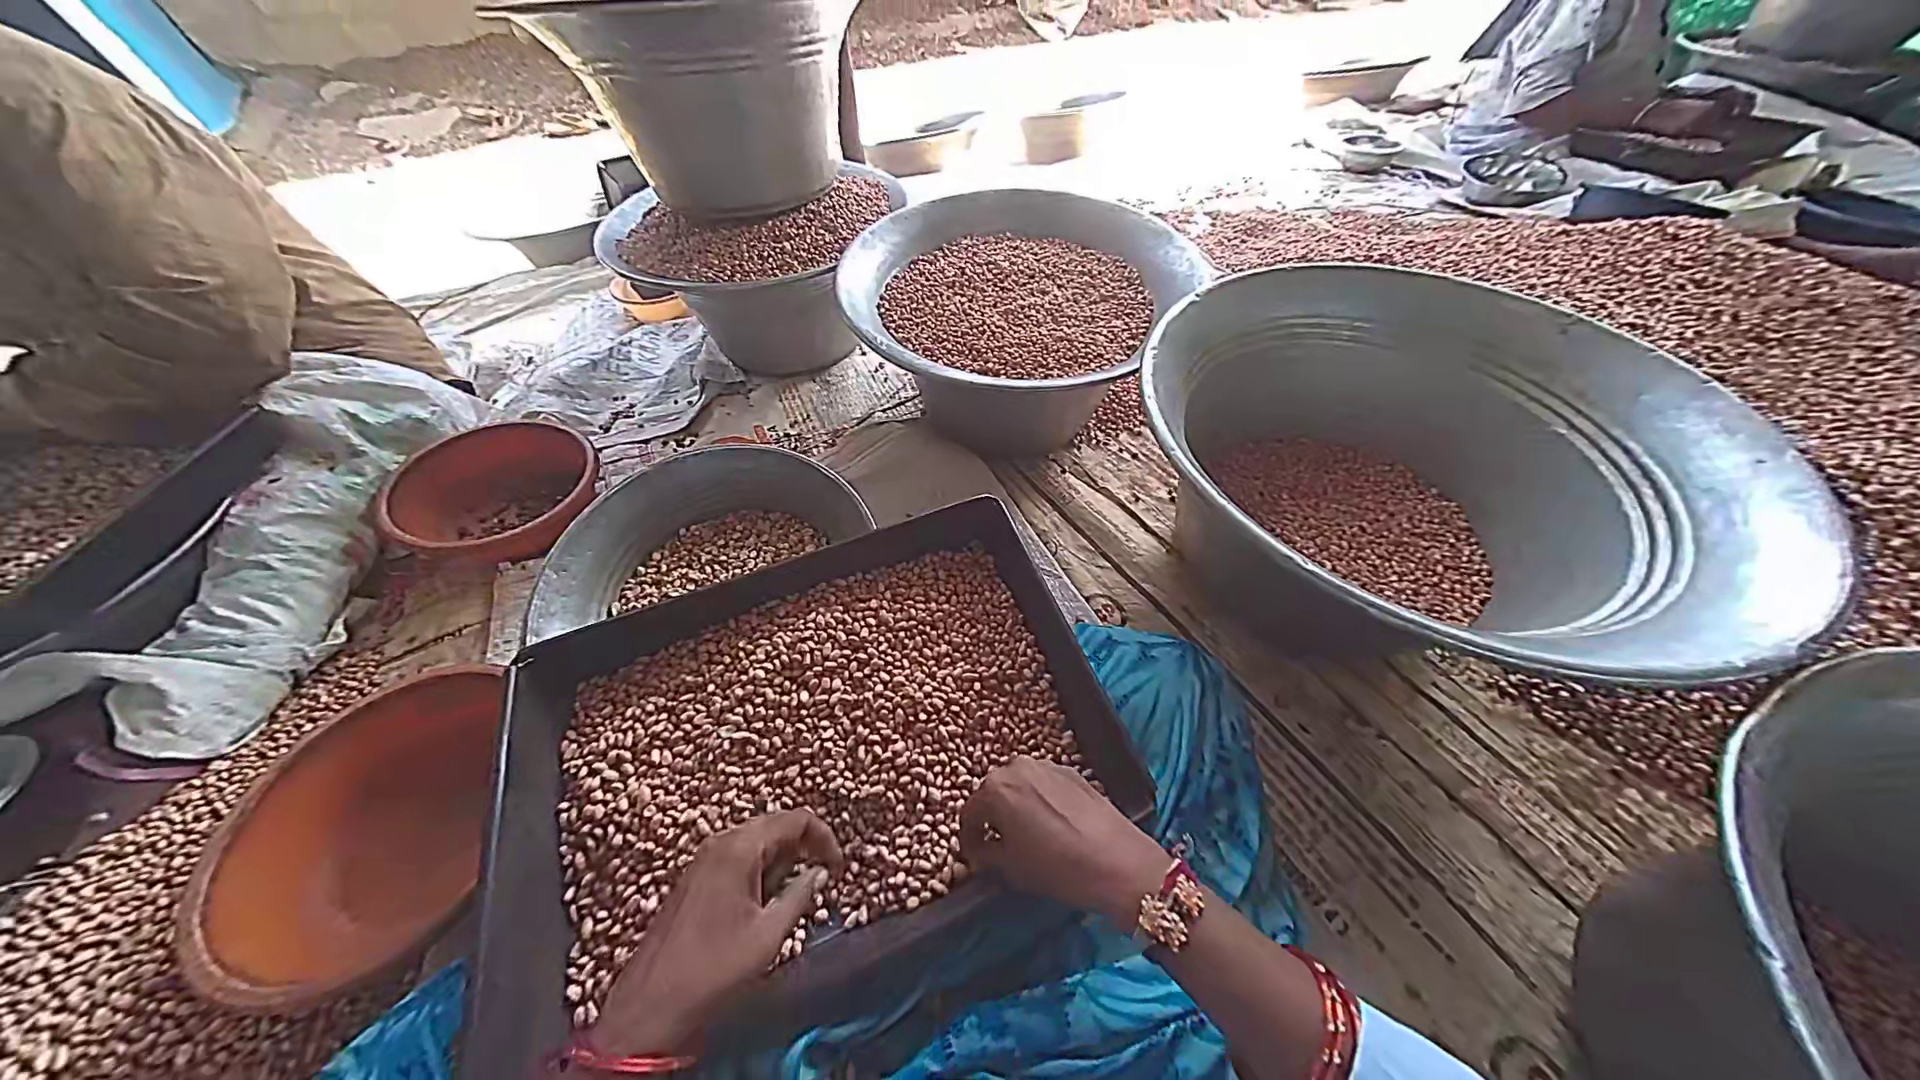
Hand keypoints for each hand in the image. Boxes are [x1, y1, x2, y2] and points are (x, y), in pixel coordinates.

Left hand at [585, 810, 843, 1057]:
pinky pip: (737, 857)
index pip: (795, 819)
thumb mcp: (769, 933)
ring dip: (781, 860)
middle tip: (822, 877)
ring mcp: (703, 858)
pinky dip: (759, 869)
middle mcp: (720, 842)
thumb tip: (820, 871)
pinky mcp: (695, 877)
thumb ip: (800, 894)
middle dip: (803, 846)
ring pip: (756, 842)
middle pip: (775, 825)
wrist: (649, 1007)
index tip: (837, 866)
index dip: (823, 837)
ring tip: (792, 896)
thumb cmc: (715, 968)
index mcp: (740, 847)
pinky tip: (763, 901)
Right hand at [961, 757, 1168, 923]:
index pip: (970, 812)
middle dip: (992, 816)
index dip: (970, 837)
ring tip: (1026, 834)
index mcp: (994, 788)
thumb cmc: (1057, 866)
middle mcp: (1016, 767)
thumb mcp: (1011, 868)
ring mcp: (1046, 765)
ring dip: (1016, 805)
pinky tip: (1051, 824)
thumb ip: (986, 854)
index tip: (974, 856)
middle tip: (998, 844)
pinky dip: (1039, 800)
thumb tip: (981, 851)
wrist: (1118, 861)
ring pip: (1020, 784)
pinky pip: (1043, 784)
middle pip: (994, 792)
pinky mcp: (1071, 771)